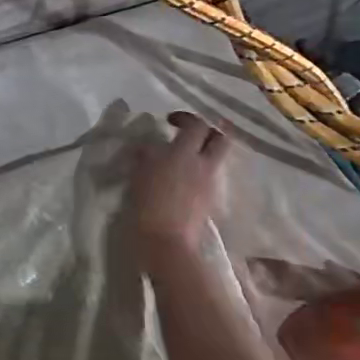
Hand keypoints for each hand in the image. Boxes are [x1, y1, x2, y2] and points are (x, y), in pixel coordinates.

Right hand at [122, 112, 231, 261]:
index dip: (185, 117)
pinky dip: (200, 170)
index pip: (197, 124)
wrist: (167, 242)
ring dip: (204, 151)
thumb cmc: (147, 205)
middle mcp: (203, 164)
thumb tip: (147, 146)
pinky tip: (182, 178)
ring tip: (183, 157)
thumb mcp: (138, 174)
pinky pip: (209, 175)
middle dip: (208, 131)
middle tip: (188, 134)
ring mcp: (210, 183)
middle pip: (221, 138)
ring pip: (217, 157)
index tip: (169, 120)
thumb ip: (146, 155)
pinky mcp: (210, 199)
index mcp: (184, 154)